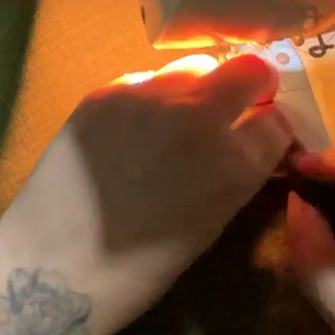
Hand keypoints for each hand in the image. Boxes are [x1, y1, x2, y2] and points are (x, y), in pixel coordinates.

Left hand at [0, 54, 293, 334]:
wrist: (56, 263)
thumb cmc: (141, 266)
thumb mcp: (211, 222)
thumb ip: (236, 172)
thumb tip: (248, 142)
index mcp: (235, 163)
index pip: (278, 120)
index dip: (270, 125)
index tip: (260, 130)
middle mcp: (198, 116)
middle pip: (246, 69)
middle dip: (248, 85)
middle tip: (231, 106)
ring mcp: (148, 97)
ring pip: (191, 68)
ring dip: (195, 89)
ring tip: (172, 123)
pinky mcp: (104, 92)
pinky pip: (142, 80)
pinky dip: (148, 98)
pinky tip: (130, 131)